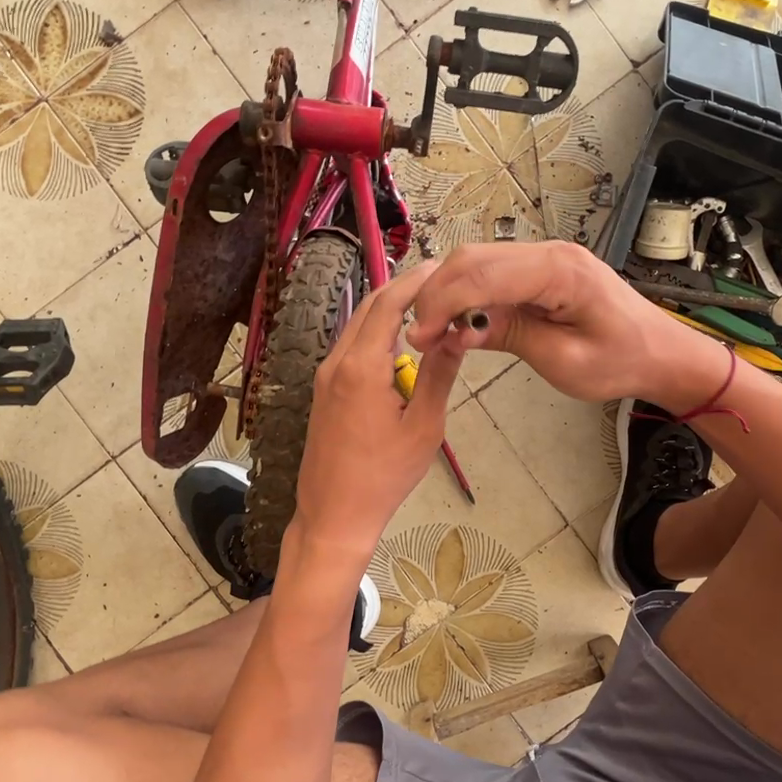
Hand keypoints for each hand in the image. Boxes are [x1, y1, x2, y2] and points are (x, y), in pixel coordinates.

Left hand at [289, 261, 463, 563]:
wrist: (333, 515)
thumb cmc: (384, 476)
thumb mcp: (423, 427)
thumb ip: (439, 374)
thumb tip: (457, 332)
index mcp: (361, 367)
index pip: (388, 305)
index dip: (414, 282)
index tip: (440, 267)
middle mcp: (336, 362)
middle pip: (368, 309)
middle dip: (401, 290)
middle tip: (437, 281)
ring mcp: (324, 376)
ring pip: (357, 327)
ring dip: (388, 312)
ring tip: (424, 307)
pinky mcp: (323, 391)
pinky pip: (350, 348)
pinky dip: (375, 335)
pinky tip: (398, 343)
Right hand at [405, 241, 724, 408]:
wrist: (661, 353)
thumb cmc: (623, 360)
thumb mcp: (565, 360)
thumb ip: (510, 337)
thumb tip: (458, 332)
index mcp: (560, 270)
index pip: (483, 275)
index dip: (444, 304)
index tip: (420, 338)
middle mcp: (549, 252)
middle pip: (473, 259)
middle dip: (438, 296)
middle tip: (420, 337)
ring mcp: (544, 258)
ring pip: (477, 263)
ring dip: (448, 295)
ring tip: (433, 334)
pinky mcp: (541, 271)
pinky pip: (492, 275)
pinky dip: (467, 296)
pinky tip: (458, 324)